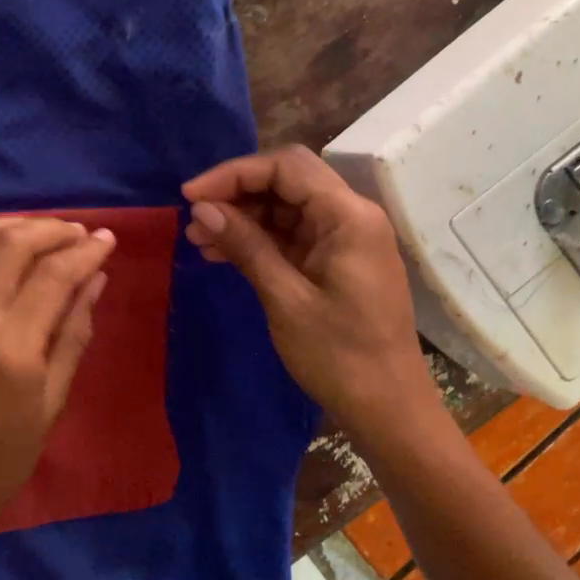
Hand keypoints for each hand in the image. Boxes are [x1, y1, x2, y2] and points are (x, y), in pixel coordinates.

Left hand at [0, 218, 114, 528]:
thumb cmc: (9, 450)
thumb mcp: (54, 397)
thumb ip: (74, 330)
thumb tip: (96, 277)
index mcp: (12, 346)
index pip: (52, 275)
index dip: (84, 251)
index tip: (107, 238)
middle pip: (12, 244)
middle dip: (52, 229)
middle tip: (80, 233)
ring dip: (16, 225)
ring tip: (47, 233)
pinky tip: (8, 245)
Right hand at [182, 145, 433, 441]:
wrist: (389, 411)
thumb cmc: (340, 356)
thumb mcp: (285, 299)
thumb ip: (245, 245)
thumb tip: (201, 208)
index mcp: (349, 217)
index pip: (285, 167)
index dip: (233, 173)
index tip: (190, 195)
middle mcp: (351, 216)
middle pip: (286, 179)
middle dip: (235, 191)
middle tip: (193, 216)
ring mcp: (345, 237)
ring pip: (284, 204)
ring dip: (242, 215)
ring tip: (199, 238)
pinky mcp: (336, 259)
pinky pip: (291, 232)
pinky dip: (257, 237)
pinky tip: (221, 252)